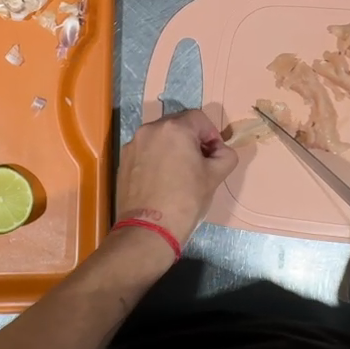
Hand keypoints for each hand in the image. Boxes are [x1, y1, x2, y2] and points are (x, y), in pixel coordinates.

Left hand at [114, 109, 238, 246]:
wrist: (148, 230)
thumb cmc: (186, 200)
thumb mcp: (215, 177)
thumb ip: (225, 155)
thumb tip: (221, 151)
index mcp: (175, 128)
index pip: (200, 118)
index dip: (211, 135)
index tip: (214, 155)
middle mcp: (151, 129)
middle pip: (178, 124)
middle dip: (192, 139)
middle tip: (199, 163)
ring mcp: (134, 144)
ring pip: (161, 137)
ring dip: (173, 147)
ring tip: (179, 172)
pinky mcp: (124, 160)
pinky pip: (146, 150)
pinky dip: (156, 157)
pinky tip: (162, 180)